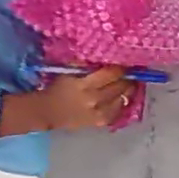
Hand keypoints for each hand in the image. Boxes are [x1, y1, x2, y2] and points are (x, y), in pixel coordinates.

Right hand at [0, 66, 134, 136]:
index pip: (112, 73)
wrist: (47, 111)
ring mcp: (100, 113)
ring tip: (129, 83)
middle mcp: (95, 99)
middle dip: (127, 78)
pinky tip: (120, 97)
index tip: (126, 63)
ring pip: (124, 99)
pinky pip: (119, 111)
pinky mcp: (102, 122)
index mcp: (85, 85)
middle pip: (121, 86)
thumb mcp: (68, 71)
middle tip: (131, 72)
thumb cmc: (57, 88)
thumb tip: (104, 55)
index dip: (121, 67)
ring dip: (128, 90)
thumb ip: (85, 64)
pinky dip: (122, 102)